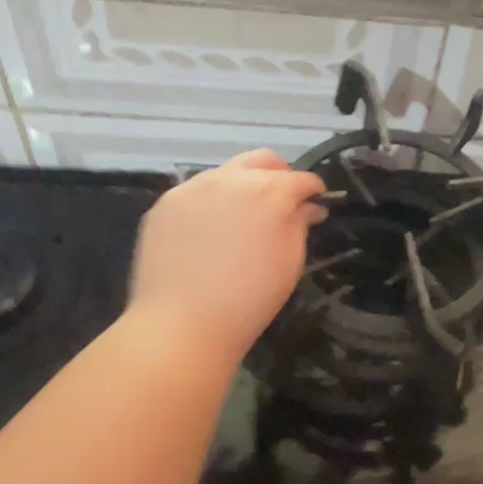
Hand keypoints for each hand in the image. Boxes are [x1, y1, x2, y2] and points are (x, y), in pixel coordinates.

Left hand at [128, 148, 326, 363]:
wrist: (183, 323)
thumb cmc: (249, 298)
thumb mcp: (289, 262)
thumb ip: (299, 225)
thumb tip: (308, 208)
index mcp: (268, 191)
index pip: (300, 179)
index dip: (313, 190)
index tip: (317, 202)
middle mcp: (230, 178)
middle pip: (262, 160)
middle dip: (279, 173)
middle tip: (283, 200)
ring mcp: (192, 187)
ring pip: (226, 172)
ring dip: (242, 185)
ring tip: (243, 217)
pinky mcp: (165, 204)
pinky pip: (196, 192)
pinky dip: (211, 202)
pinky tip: (210, 232)